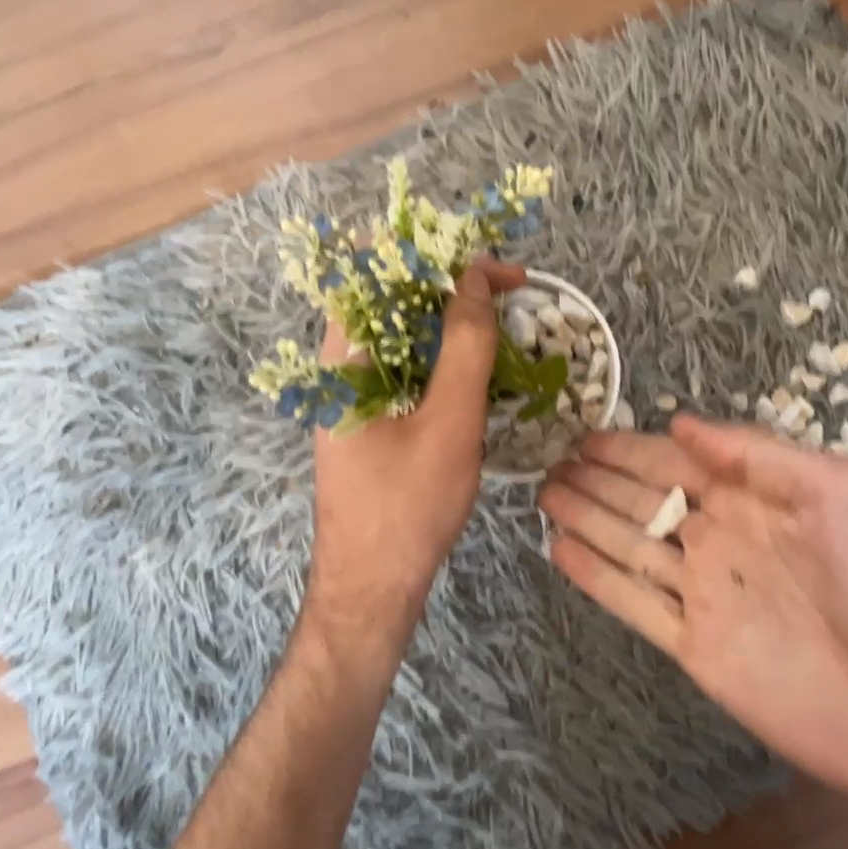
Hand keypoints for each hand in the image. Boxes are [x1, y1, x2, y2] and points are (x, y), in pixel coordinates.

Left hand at [307, 258, 525, 636]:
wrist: (372, 590)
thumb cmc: (406, 508)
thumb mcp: (449, 424)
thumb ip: (465, 348)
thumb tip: (475, 280)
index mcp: (339, 360)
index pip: (376, 275)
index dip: (434, 258)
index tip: (492, 271)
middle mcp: (337, 369)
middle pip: (390, 301)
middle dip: (450, 288)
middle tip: (510, 295)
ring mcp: (351, 397)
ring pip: (403, 337)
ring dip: (452, 325)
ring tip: (504, 327)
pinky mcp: (370, 421)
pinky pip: (407, 371)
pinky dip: (444, 361)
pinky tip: (482, 371)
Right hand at [539, 415, 847, 818]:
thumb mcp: (838, 489)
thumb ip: (756, 454)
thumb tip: (680, 423)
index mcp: (756, 500)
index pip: (676, 464)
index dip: (629, 449)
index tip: (583, 435)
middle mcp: (723, 541)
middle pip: (645, 502)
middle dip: (598, 480)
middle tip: (547, 461)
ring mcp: (707, 596)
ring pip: (631, 547)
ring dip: (587, 520)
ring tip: (543, 496)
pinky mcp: (697, 649)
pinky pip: (636, 605)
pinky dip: (597, 579)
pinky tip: (561, 552)